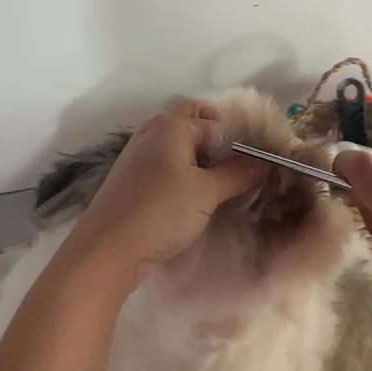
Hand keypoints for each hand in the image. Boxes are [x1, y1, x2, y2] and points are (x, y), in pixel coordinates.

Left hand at [58, 100, 264, 287]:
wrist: (108, 248)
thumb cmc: (161, 211)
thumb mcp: (206, 192)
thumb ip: (237, 174)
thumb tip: (263, 163)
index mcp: (171, 125)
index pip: (214, 121)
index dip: (237, 140)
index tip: (255, 166)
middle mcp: (152, 131)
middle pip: (192, 123)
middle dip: (216, 142)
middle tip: (236, 170)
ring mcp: (138, 154)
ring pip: (178, 145)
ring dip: (199, 159)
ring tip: (219, 186)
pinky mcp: (132, 177)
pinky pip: (165, 164)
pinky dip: (182, 172)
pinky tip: (193, 197)